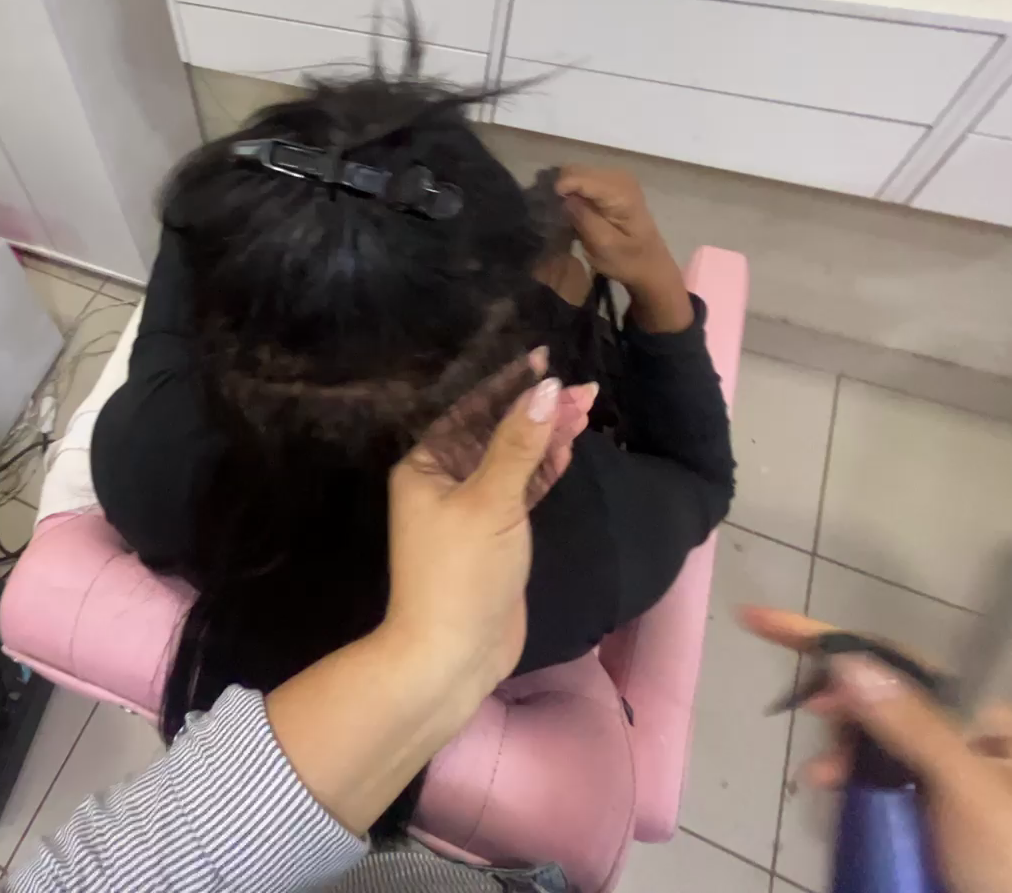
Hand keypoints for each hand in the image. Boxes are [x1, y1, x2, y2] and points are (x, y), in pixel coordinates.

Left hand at [385, 356, 591, 686]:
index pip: (470, 411)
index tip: (544, 358)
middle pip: (495, 433)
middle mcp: (442, 480)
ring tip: (586, 408)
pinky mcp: (494, 532)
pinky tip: (567, 447)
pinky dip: (542, 470)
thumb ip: (518, 445)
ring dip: (545, 437)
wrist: (451, 653)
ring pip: (512, 461)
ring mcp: (469, 507)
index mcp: (424, 465)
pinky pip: (520, 490)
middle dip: (536, 411)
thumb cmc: (460, 571)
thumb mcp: (490, 501)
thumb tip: (543, 389)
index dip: (508, 384)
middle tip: (584, 390)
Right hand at [553, 166, 691, 331]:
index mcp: (620, 193)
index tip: (550, 212)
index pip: (580, 178)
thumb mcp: (603, 246)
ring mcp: (617, 179)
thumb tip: (563, 199)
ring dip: (565, 191)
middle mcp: (619, 178)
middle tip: (553, 215)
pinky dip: (573, 192)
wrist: (650, 265)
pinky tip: (572, 210)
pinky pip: (583, 179)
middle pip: (575, 170)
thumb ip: (584, 219)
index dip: (560, 190)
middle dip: (560, 190)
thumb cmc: (628, 260)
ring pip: (576, 173)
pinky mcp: (612, 185)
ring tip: (560, 214)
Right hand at [741, 609, 1011, 892]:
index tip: (761, 621)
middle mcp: (974, 737)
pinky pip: (876, 768)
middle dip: (835, 702)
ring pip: (873, 732)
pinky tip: (830, 784)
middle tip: (799, 713)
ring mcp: (953, 773)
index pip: (899, 661)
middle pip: (880, 692)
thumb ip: (914, 727)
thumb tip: (847, 659)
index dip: (830, 638)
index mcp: (995, 722)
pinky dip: (846, 772)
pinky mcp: (933, 806)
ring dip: (839, 745)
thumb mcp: (972, 797)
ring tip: (824, 777)